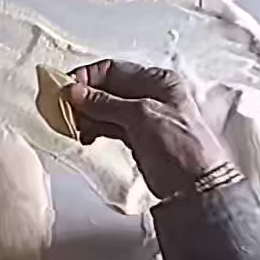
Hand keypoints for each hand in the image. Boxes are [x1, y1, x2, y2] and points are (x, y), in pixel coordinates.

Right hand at [66, 60, 230, 198]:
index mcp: (158, 81)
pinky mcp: (138, 138)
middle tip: (63, 109)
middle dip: (84, 98)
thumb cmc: (180, 147)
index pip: (114, 70)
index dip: (88, 77)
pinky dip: (94, 129)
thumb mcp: (141, 116)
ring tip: (71, 126)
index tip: (66, 88)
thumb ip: (105, 102)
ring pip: (106, 110)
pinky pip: (109, 127)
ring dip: (86, 116)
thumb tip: (75, 91)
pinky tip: (84, 136)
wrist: (196, 189)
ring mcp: (143, 118)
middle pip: (107, 89)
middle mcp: (151, 96)